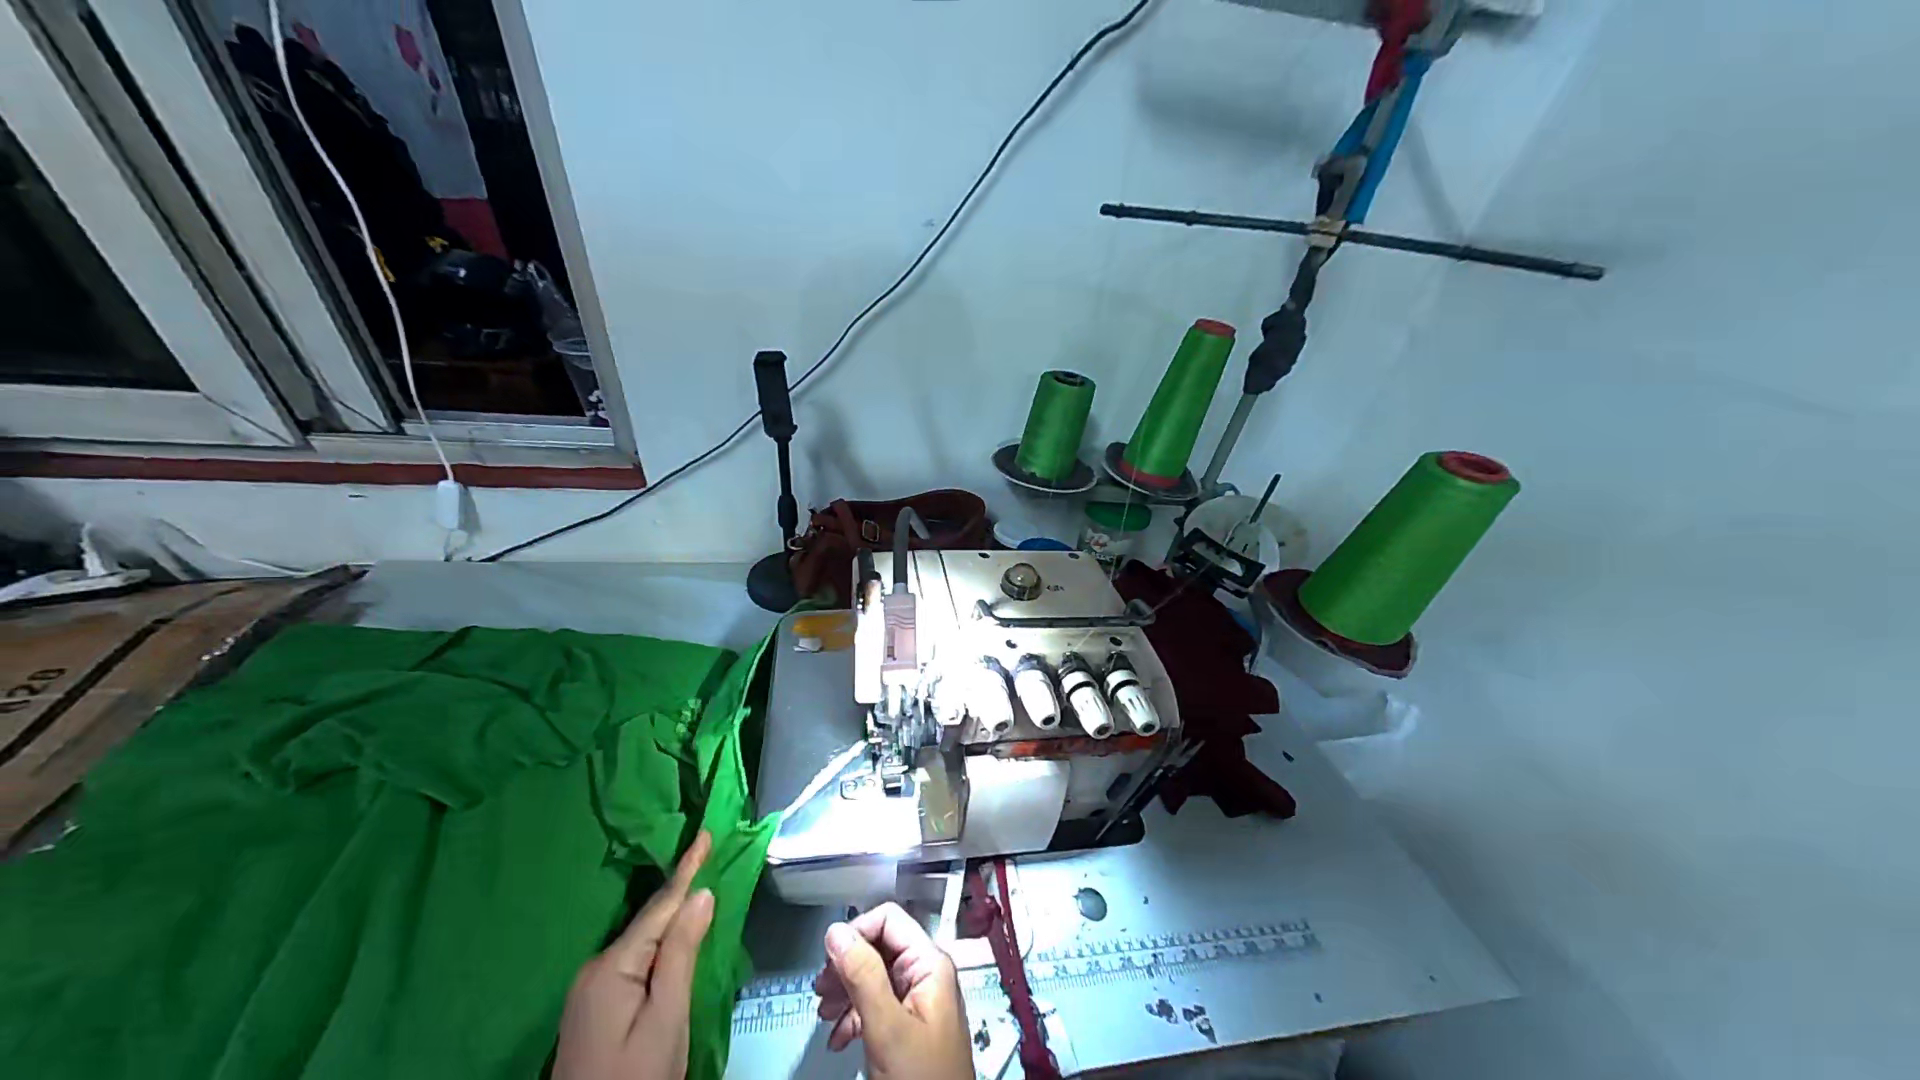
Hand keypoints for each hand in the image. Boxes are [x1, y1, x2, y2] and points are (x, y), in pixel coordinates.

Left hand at [555, 831, 714, 1079]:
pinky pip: (635, 958)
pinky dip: (660, 940)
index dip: (687, 869)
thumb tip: (700, 895)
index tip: (706, 833)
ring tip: (699, 883)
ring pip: (642, 939)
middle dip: (680, 886)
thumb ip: (682, 953)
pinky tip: (675, 931)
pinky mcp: (595, 1007)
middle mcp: (596, 969)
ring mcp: (591, 989)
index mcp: (612, 966)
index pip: (660, 907)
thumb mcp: (667, 1018)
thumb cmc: (636, 1078)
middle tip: (708, 851)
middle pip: (649, 920)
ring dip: (672, 913)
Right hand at [813, 902, 972, 1079]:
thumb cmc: (919, 1078)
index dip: (856, 933)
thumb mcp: (887, 1026)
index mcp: (929, 963)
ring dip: (845, 992)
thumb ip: (863, 975)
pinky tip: (839, 1039)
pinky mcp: (909, 1026)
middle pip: (879, 948)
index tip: (828, 962)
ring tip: (824, 1016)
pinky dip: (854, 1016)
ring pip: (874, 977)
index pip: (889, 920)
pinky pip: (877, 1005)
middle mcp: (925, 973)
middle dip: (846, 967)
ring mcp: (918, 1000)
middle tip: (820, 993)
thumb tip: (836, 930)